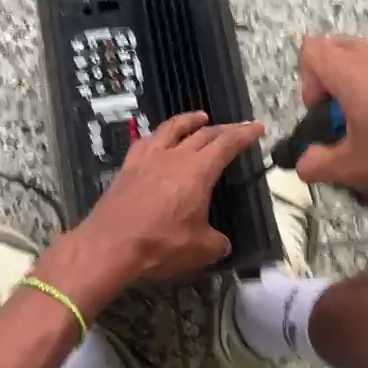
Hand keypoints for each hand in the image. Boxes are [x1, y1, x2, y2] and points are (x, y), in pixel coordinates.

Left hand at [72, 112, 265, 283]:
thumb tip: (221, 243)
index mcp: (198, 171)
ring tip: (200, 117)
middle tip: (237, 127)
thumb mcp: (201, 250)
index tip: (257, 127)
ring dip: (189, 120)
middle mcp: (174, 156)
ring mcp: (147, 158)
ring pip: (171, 128)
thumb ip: (217, 242)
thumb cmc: (161, 244)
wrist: (110, 244)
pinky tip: (158, 139)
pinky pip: (146, 142)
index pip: (226, 145)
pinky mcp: (127, 167)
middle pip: (203, 133)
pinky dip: (158, 135)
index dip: (244, 134)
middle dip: (224, 128)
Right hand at [295, 35, 367, 201]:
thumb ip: (319, 165)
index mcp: (352, 72)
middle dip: (332, 79)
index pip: (311, 50)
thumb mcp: (356, 170)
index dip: (306, 81)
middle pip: (340, 49)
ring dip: (365, 86)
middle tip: (345, 118)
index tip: (322, 114)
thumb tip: (305, 165)